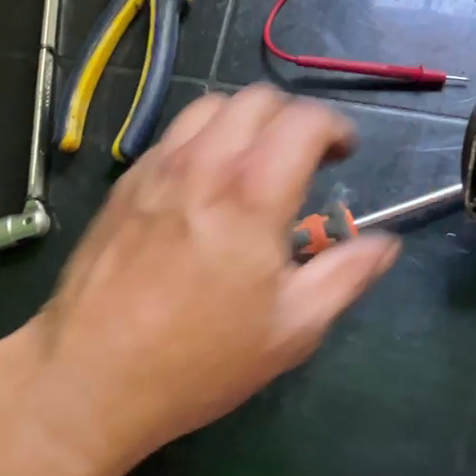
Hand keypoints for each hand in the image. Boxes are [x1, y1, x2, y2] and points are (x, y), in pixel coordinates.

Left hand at [3, 86, 398, 475]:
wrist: (89, 376)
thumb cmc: (200, 358)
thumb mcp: (292, 328)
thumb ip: (347, 275)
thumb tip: (385, 244)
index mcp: (254, 191)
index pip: (306, 120)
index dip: (336, 128)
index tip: (344, 153)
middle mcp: (207, 161)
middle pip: (260, 99)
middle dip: (293, 118)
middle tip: (304, 157)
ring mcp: (160, 165)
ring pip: (213, 105)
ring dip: (246, 120)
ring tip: (255, 160)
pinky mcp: (128, 179)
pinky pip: (175, 133)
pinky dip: (205, 137)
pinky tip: (205, 180)